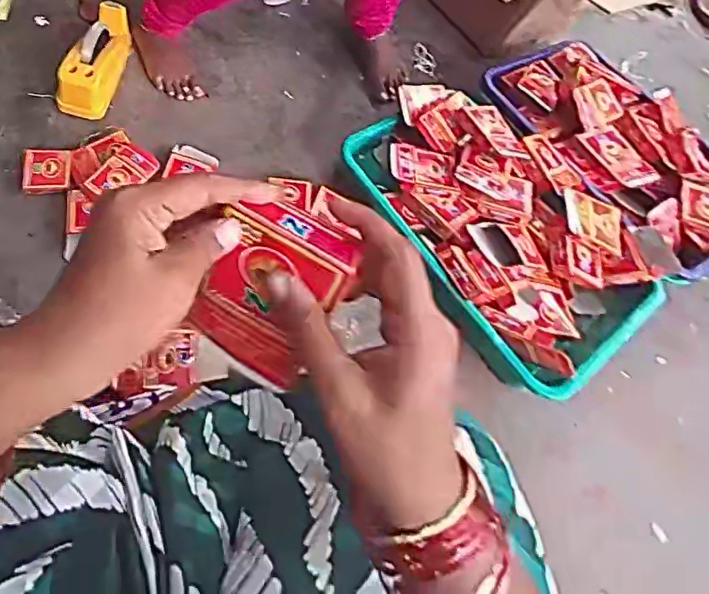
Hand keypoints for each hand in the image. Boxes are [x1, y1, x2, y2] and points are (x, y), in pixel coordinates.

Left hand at [28, 175, 276, 394]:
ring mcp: (118, 223)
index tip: (276, 194)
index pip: (201, 186)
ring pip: (175, 213)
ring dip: (210, 220)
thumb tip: (231, 226)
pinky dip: (189, 238)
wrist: (60, 356)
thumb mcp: (173, 282)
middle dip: (228, 201)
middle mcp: (126, 202)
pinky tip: (215, 249)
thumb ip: (206, 246)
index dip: (243, 189)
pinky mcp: (117, 244)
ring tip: (252, 225)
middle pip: (187, 194)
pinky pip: (162, 230)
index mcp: (138, 203)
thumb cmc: (119, 319)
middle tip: (268, 209)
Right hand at [266, 195, 465, 531]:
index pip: (398, 254)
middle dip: (356, 237)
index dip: (365, 221)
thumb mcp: (338, 390)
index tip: (328, 204)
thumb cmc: (383, 450)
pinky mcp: (418, 347)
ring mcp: (428, 335)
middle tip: (312, 226)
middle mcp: (431, 322)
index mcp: (420, 327)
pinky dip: (363, 288)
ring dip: (358, 262)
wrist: (420, 504)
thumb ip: (308, 330)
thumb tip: (277, 278)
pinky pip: (391, 302)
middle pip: (396, 262)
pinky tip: (334, 293)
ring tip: (316, 252)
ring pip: (393, 281)